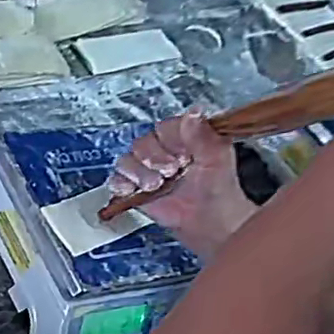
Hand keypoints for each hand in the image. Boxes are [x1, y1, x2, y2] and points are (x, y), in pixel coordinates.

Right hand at [108, 113, 255, 257]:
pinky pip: (116, 180)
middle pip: (141, 143)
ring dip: (138, 173)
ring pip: (126, 160)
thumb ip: (203, 135)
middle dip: (153, 158)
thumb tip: (193, 113)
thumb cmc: (217, 190)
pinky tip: (133, 190)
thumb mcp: (217, 158)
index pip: (164, 127)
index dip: (169, 141)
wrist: (208, 220)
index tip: (184, 156)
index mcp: (182, 137)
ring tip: (155, 185)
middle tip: (170, 172)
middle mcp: (161, 150)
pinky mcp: (133, 188)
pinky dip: (121, 184)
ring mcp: (145, 169)